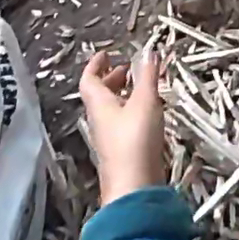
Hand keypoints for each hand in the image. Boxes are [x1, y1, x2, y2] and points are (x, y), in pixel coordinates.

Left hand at [80, 48, 166, 206]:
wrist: (134, 188)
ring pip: (112, 109)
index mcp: (100, 106)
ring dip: (123, 94)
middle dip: (112, 79)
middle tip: (126, 68)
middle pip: (100, 95)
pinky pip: (123, 122)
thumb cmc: (135, 139)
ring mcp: (110, 138)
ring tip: (140, 86)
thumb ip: (148, 76)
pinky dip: (132, 109)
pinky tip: (147, 111)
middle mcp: (100, 120)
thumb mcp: (145, 101)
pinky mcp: (122, 151)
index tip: (106, 53)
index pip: (89, 81)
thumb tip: (149, 51)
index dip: (95, 65)